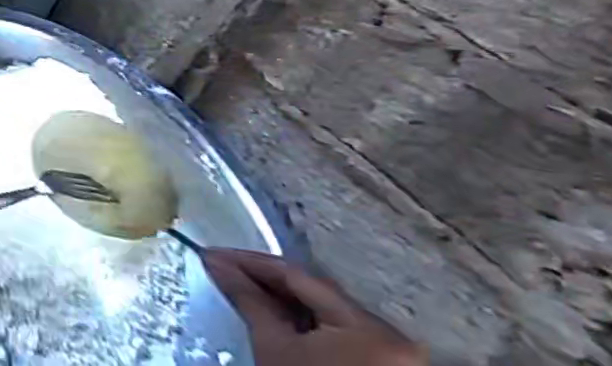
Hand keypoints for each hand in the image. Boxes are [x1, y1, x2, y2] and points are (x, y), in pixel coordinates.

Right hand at [202, 249, 426, 365]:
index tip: (214, 256)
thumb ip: (248, 298)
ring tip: (247, 293)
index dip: (251, 262)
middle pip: (317, 293)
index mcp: (371, 328)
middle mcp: (394, 338)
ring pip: (328, 313)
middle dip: (268, 281)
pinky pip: (342, 334)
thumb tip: (217, 263)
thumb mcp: (273, 346)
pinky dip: (308, 324)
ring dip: (286, 301)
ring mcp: (397, 359)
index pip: (299, 276)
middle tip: (227, 271)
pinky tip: (279, 320)